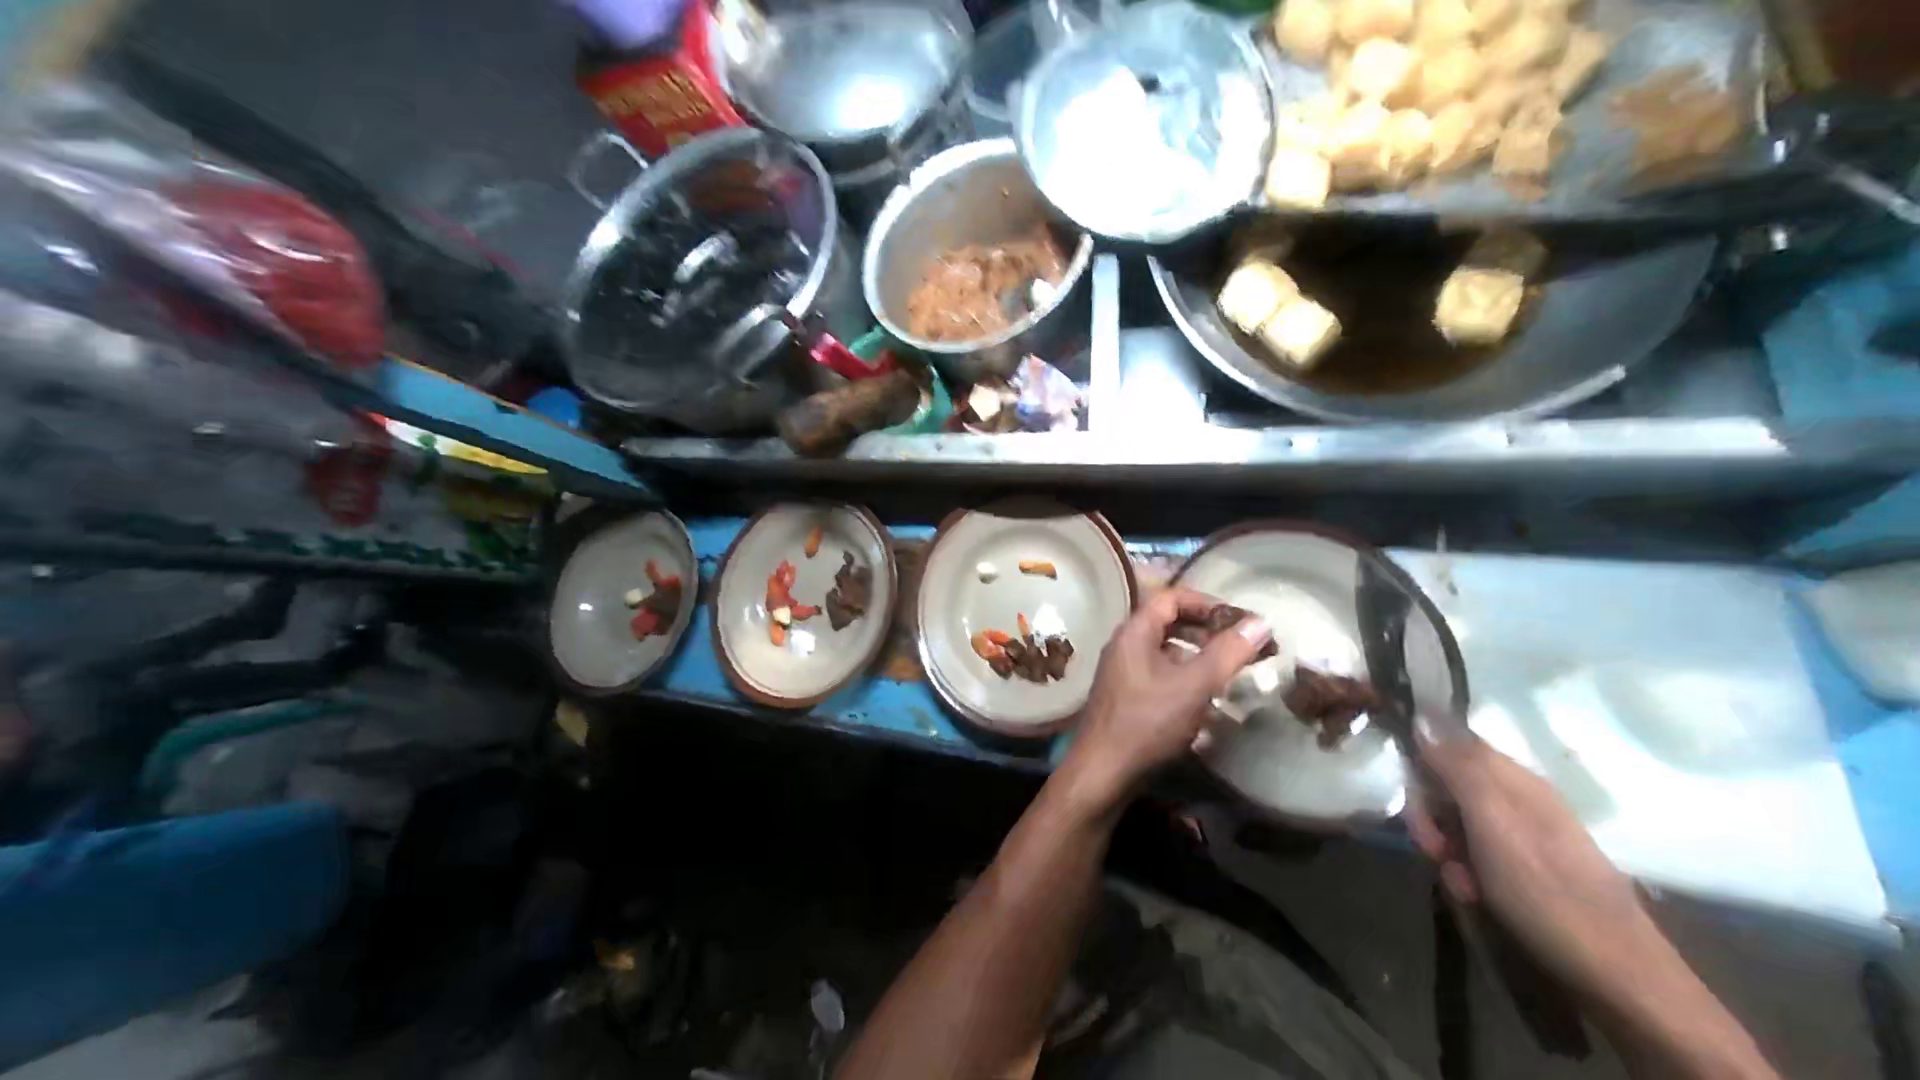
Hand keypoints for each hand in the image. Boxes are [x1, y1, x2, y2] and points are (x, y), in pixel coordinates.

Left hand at [1061, 588, 1271, 811]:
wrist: (1103, 771)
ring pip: (1166, 651)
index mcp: (1134, 632)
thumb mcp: (1194, 685)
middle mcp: (1124, 644)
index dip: (1207, 602)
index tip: (1239, 618)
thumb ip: (1228, 652)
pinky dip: (1185, 677)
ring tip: (1229, 671)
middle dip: (1207, 630)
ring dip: (1198, 656)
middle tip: (1240, 645)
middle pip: (1168, 622)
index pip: (1170, 597)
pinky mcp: (1126, 695)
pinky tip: (1206, 700)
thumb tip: (1261, 622)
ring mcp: (1122, 671)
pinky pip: (1160, 673)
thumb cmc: (1147, 722)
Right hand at [1407, 720, 1663, 998]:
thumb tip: (1422, 713)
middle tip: (1435, 849)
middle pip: (1446, 785)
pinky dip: (1465, 872)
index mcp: (1513, 778)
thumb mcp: (1493, 821)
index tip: (1409, 796)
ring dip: (1445, 850)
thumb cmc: (1546, 890)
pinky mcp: (1523, 867)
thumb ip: (1457, 766)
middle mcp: (1517, 797)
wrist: (1615, 975)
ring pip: (1455, 823)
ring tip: (1460, 881)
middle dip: (1430, 817)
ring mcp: (1522, 834)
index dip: (1420, 764)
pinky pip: (1475, 854)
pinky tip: (1475, 894)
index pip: (1447, 744)